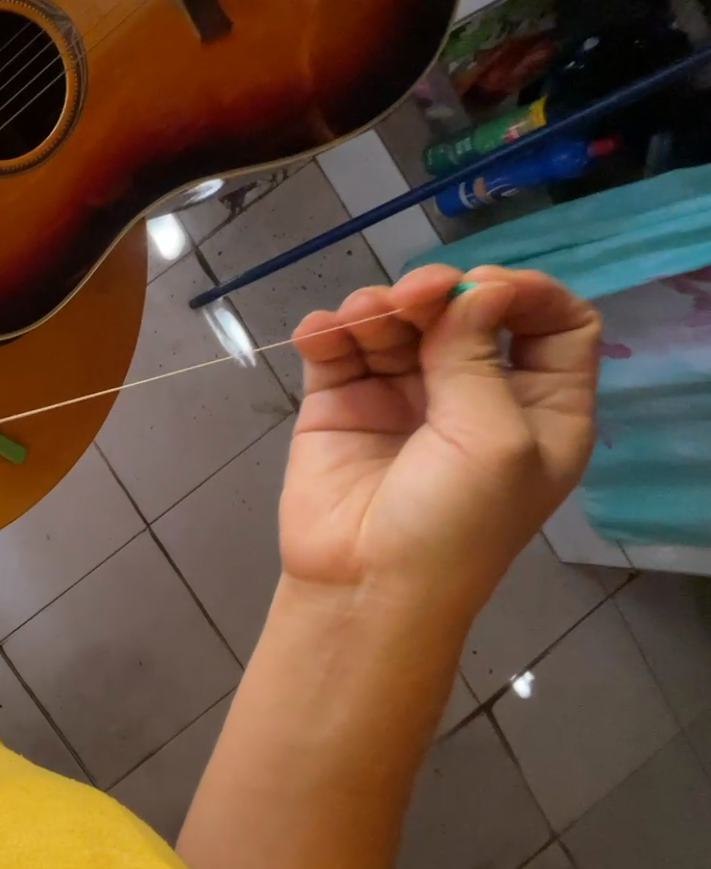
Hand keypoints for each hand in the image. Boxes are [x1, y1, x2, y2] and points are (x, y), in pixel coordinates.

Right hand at [279, 264, 600, 618]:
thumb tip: (470, 290)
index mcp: (533, 403)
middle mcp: (465, 393)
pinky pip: (334, 356)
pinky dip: (324, 334)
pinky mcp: (334, 408)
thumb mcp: (494, 440)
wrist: (363, 578)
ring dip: (376, 310)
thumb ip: (478, 361)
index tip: (480, 289)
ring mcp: (394, 398)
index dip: (522, 295)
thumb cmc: (453, 521)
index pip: (548, 324)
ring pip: (392, 329)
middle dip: (436, 296)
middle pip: (459, 317)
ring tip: (359, 317)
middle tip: (411, 296)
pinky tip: (319, 331)